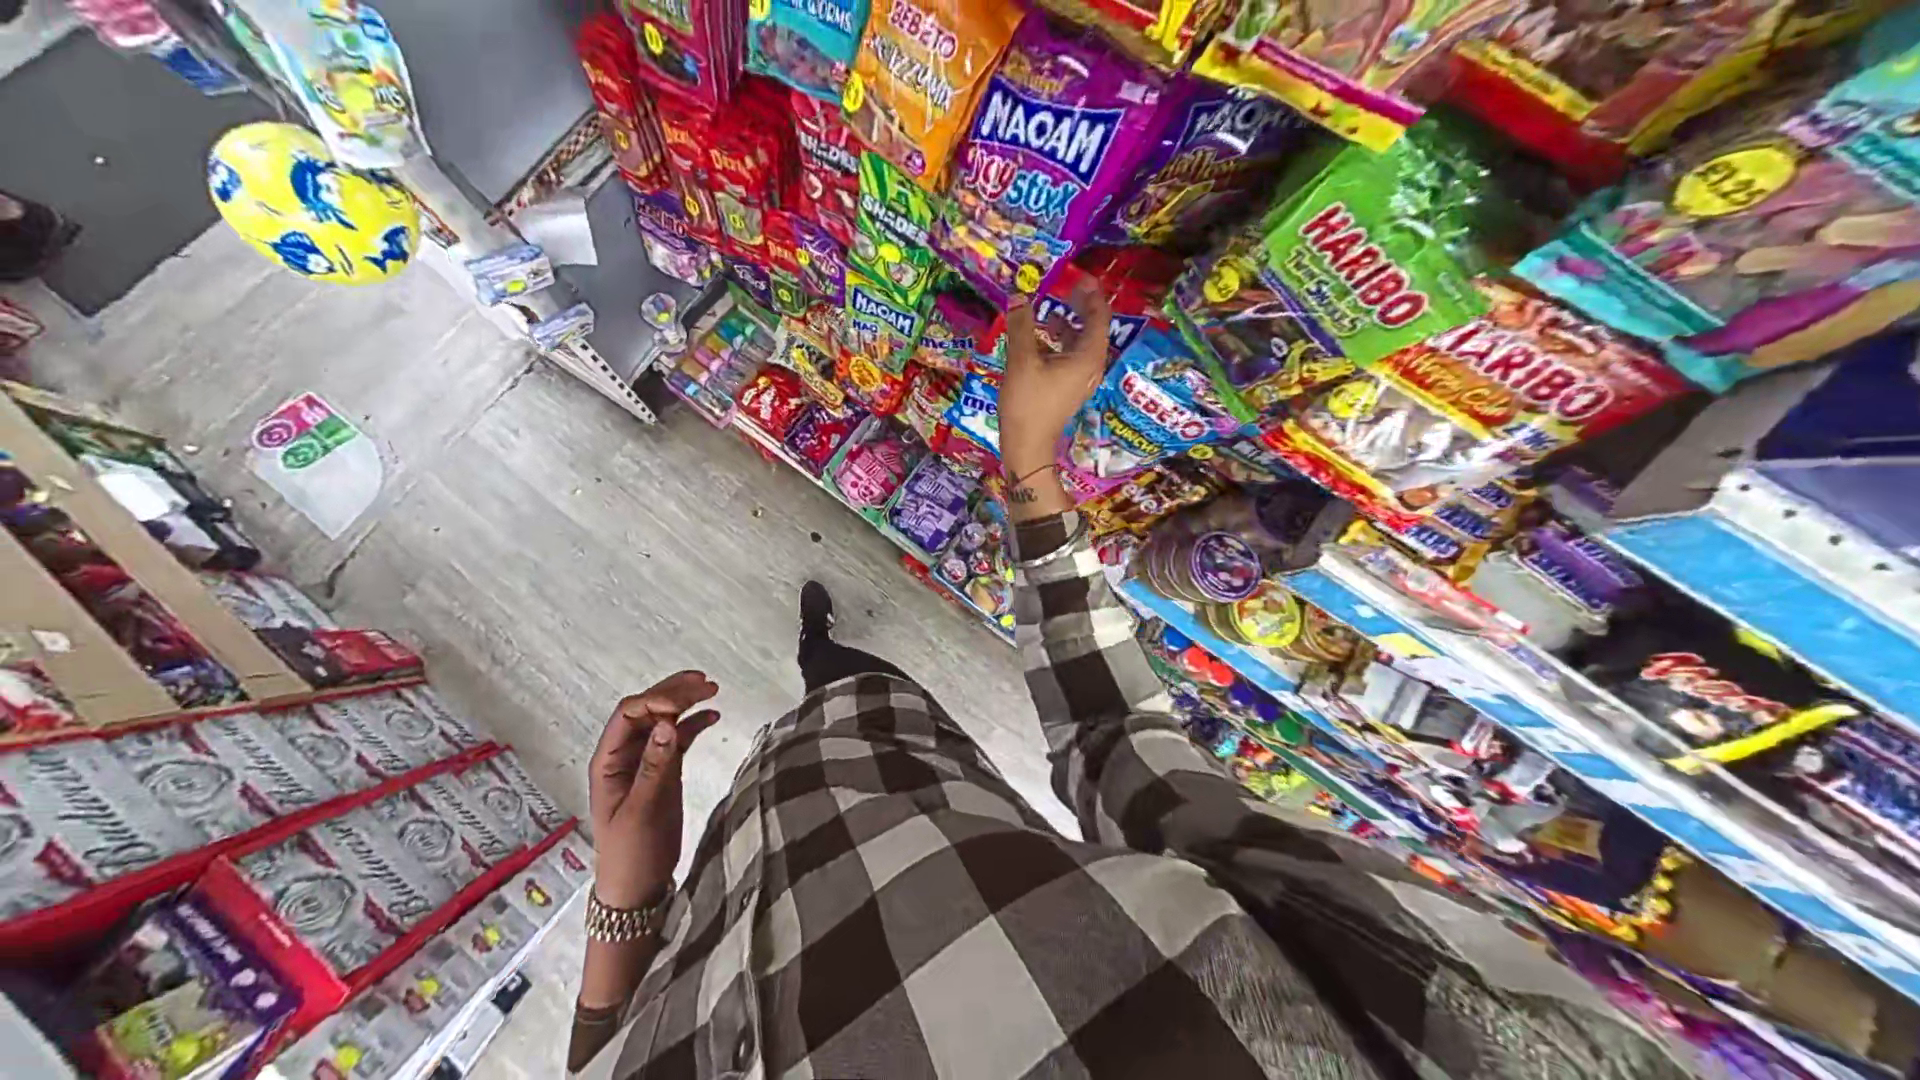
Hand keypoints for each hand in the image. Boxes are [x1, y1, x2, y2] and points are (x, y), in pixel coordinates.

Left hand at [587, 671, 719, 908]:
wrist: (638, 888)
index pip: (629, 714)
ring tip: (712, 689)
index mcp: (609, 760)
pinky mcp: (666, 771)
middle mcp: (626, 754)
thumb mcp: (641, 810)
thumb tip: (668, 723)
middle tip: (705, 682)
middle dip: (673, 692)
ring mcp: (647, 761)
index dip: (655, 699)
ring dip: (686, 702)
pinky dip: (696, 724)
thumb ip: (654, 766)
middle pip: (647, 710)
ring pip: (665, 720)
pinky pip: (680, 738)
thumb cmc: (631, 853)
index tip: (686, 699)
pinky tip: (714, 716)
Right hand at [998, 281, 1110, 478]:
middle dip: (1079, 306)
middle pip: (1092, 327)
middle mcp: (1091, 366)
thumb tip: (1019, 297)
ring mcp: (1081, 378)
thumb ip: (1021, 326)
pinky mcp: (1069, 388)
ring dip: (1066, 324)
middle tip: (1064, 286)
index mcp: (1088, 356)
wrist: (1027, 445)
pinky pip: (1069, 356)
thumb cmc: (1028, 403)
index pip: (1099, 316)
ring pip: (1079, 343)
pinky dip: (1058, 342)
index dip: (1090, 293)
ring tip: (1048, 310)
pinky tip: (1038, 338)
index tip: (1077, 276)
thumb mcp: (1022, 361)